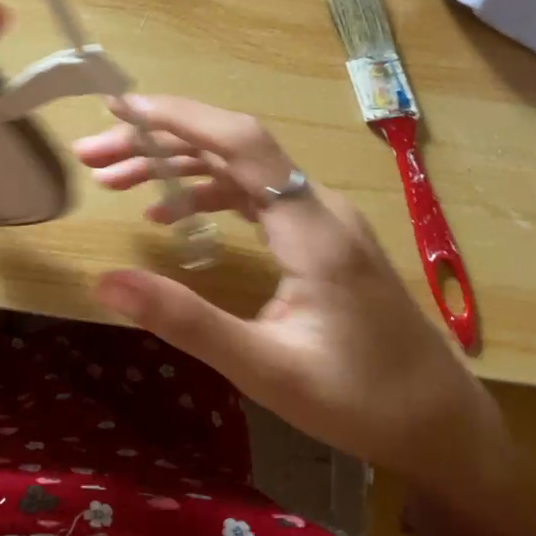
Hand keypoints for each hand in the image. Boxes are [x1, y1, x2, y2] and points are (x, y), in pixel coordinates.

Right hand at [72, 95, 503, 488]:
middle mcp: (317, 206)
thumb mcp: (266, 368)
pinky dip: (202, 192)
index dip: (178, 117)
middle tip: (92, 155)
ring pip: (237, 168)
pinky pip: (251, 193)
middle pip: (228, 148)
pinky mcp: (317, 234)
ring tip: (112, 178)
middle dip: (156, 142)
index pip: (239, 143)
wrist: (443, 426)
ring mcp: (320, 217)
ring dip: (173, 166)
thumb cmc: (360, 400)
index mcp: (311, 228)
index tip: (120, 108)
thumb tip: (106, 281)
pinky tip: (165, 215)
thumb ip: (187, 321)